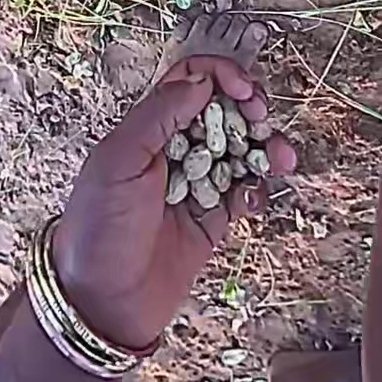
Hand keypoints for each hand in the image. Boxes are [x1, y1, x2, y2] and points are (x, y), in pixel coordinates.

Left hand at [50, 55, 296, 350]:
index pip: (191, 80)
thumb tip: (202, 81)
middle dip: (251, 106)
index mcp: (152, 126)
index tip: (242, 88)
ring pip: (243, 147)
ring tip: (281, 158)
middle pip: (225, 109)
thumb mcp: (119, 161)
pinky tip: (256, 197)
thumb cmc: (100, 227)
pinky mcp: (215, 214)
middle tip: (262, 116)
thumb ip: (159, 115)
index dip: (221, 75)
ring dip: (266, 146)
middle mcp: (179, 146)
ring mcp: (199, 180)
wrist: (103, 306)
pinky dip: (258, 187)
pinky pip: (246, 190)